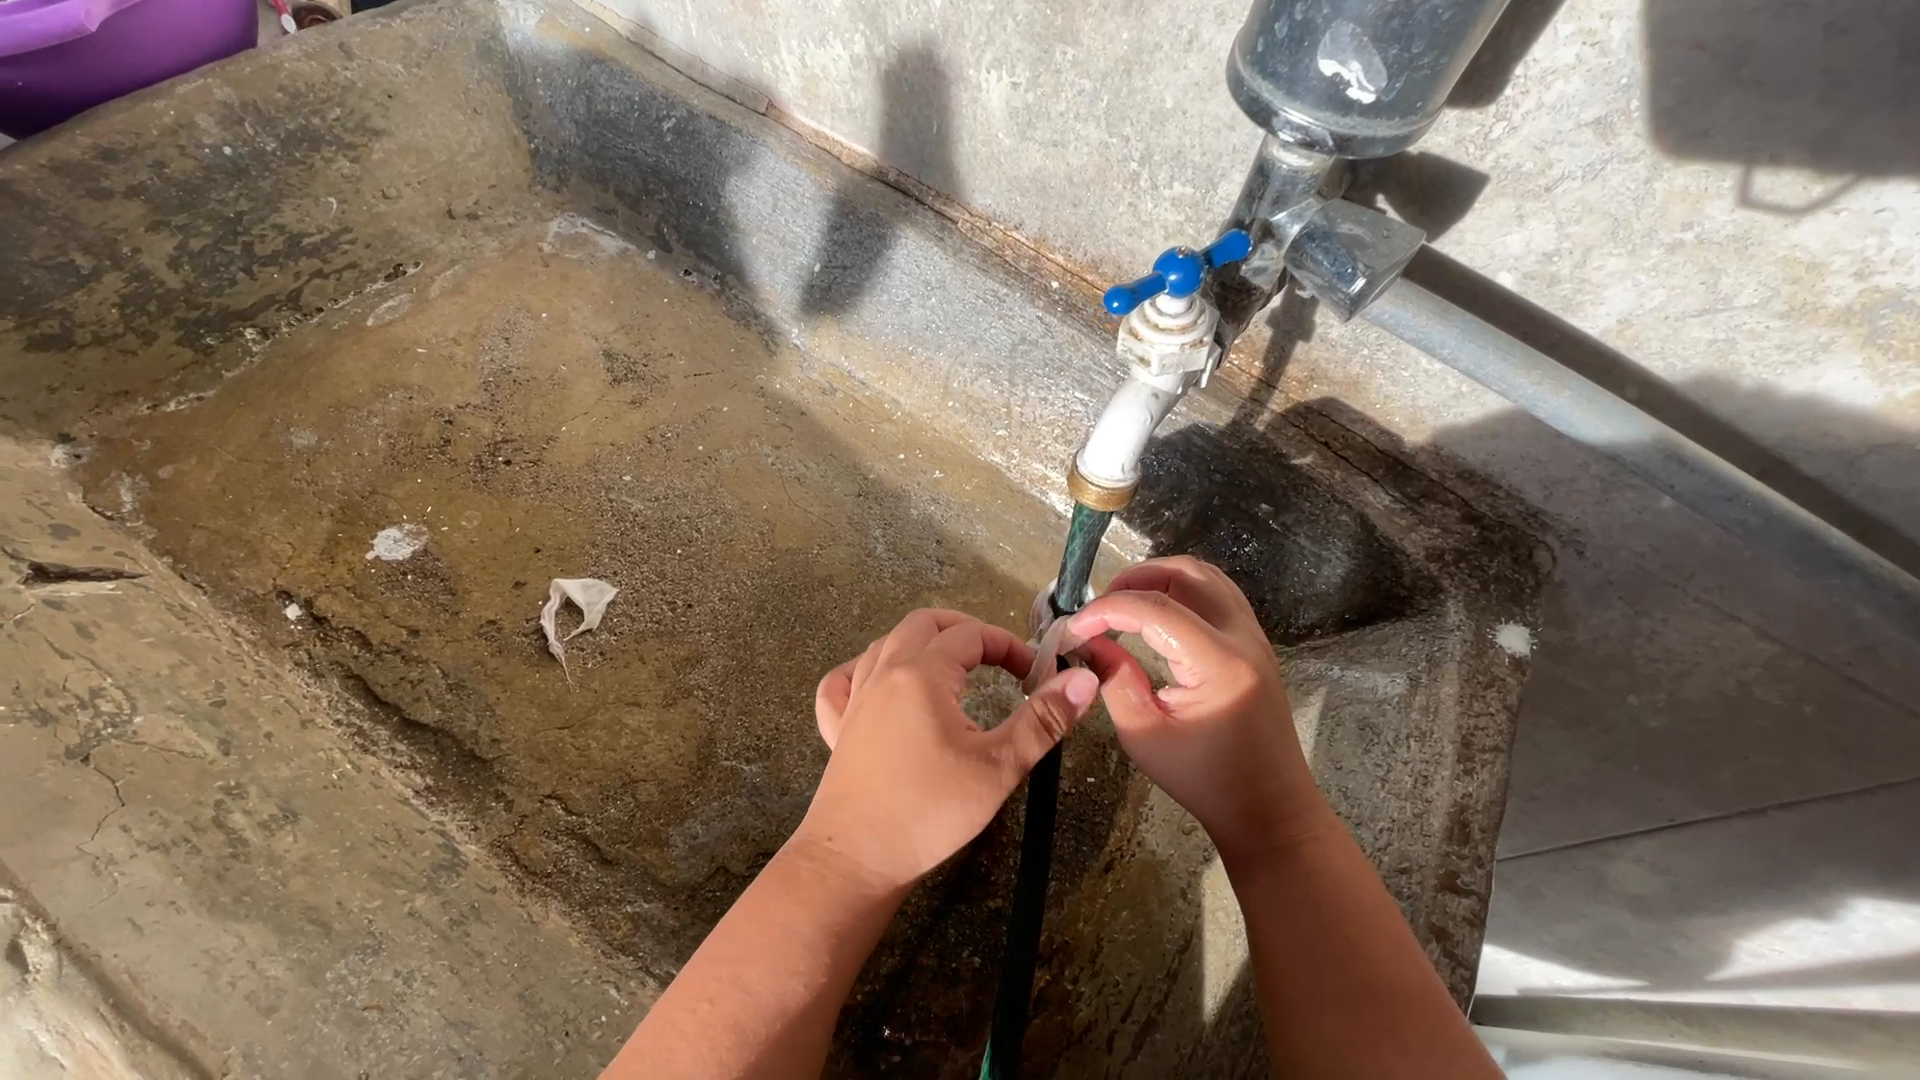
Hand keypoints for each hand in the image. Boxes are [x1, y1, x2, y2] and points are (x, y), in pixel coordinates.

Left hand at [801, 609, 1100, 889]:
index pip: (971, 634)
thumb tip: (1084, 679)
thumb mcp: (998, 767)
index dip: (1008, 645)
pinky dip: (864, 670)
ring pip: (886, 644)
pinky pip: (842, 680)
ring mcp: (854, 698)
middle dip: (966, 631)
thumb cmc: (930, 812)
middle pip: (924, 623)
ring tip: (952, 669)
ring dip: (922, 643)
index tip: (1034, 674)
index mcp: (922, 674)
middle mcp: (883, 673)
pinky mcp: (837, 726)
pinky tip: (879, 685)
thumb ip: (1042, 720)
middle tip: (998, 659)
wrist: (855, 859)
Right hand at [1067, 557, 1333, 865]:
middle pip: (1187, 574)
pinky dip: (1181, 591)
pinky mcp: (1254, 643)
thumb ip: (1113, 680)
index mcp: (1219, 663)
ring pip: (1206, 577)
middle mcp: (1243, 637)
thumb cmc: (1204, 780)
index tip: (1075, 627)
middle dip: (1136, 579)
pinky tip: (1155, 614)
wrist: (1268, 807)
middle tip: (1099, 605)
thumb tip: (1088, 642)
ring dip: (1160, 579)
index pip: (1156, 610)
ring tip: (1123, 604)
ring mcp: (1255, 636)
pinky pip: (1217, 595)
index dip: (1108, 609)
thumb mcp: (1144, 734)